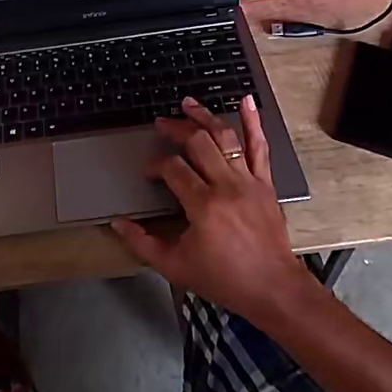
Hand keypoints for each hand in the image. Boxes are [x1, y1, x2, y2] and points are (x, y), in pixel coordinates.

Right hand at [112, 95, 317, 316]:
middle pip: (198, 142)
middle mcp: (227, 187)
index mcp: (203, 205)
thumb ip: (141, 242)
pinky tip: (245, 102)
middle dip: (176, 129)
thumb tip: (117, 223)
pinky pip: (261, 147)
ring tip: (189, 104)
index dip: (154, 165)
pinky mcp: (266, 184)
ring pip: (226, 137)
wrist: (274, 290)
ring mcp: (250, 182)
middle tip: (161, 125)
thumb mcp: (174, 266)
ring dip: (206, 117)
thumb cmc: (225, 280)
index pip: (172, 168)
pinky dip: (254, 122)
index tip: (149, 173)